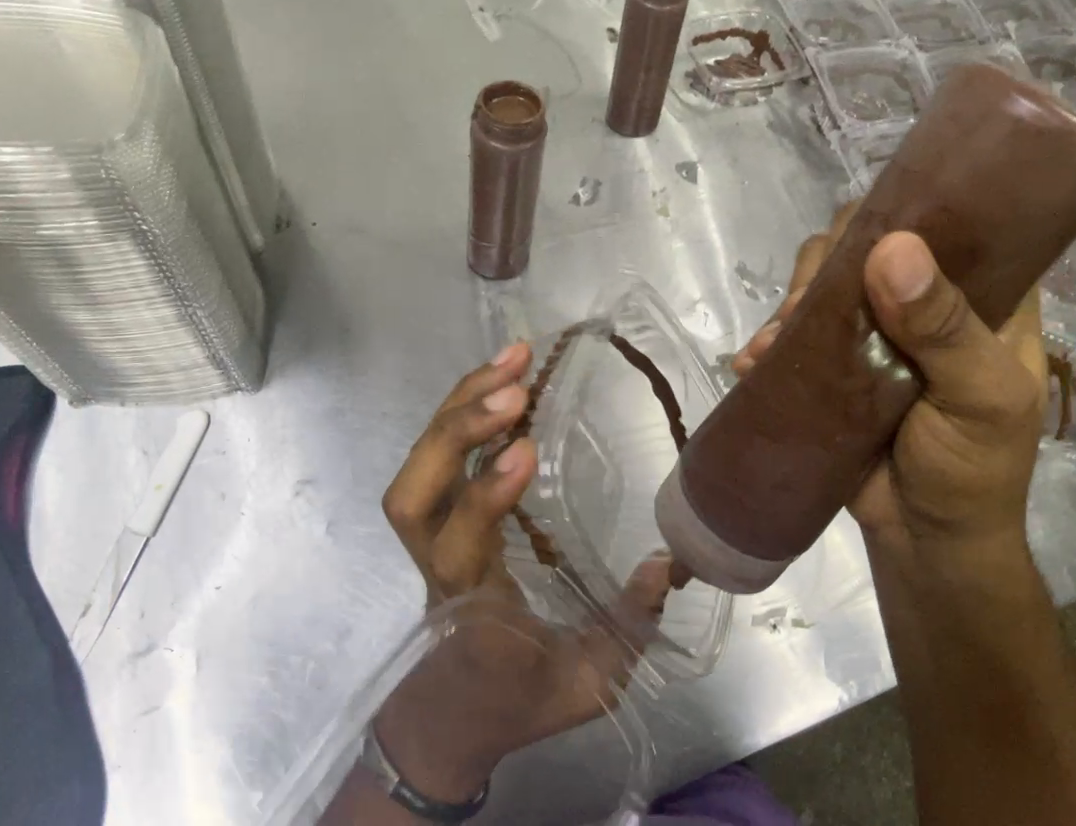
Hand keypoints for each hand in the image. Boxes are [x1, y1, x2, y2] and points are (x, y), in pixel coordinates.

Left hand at [371, 345, 671, 800]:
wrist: (451, 717)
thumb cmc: (522, 703)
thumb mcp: (591, 684)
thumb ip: (629, 630)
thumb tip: (662, 562)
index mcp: (474, 614)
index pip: (460, 549)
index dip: (484, 497)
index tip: (525, 448)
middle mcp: (439, 568)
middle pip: (413, 497)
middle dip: (455, 433)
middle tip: (514, 386)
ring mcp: (431, 540)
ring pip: (416, 471)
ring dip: (457, 407)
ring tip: (513, 358)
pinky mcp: (440, 518)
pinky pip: (434, 461)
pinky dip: (460, 411)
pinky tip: (500, 378)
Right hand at [734, 210, 1045, 557]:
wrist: (924, 542)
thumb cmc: (972, 471)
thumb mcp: (979, 398)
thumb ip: (944, 328)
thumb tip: (892, 249)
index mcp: (986, 297)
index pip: (948, 223)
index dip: (903, 214)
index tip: (862, 237)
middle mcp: (927, 301)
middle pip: (869, 243)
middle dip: (827, 267)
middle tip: (805, 309)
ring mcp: (876, 330)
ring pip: (826, 281)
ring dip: (791, 302)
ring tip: (773, 344)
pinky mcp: (835, 362)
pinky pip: (796, 330)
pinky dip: (770, 339)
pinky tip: (751, 363)